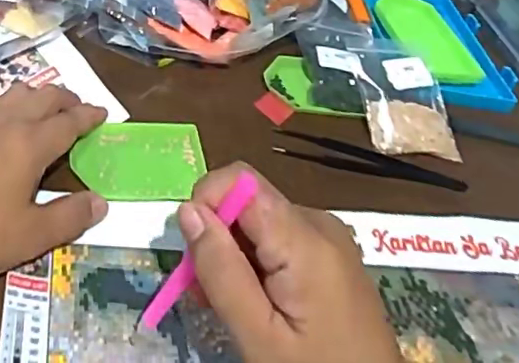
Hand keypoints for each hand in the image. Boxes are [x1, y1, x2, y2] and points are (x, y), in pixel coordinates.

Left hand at [0, 83, 108, 289]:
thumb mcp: (33, 237)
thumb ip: (71, 216)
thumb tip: (101, 201)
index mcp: (29, 143)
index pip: (68, 121)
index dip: (89, 116)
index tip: (105, 113)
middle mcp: (8, 123)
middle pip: (45, 96)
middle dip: (69, 99)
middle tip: (83, 112)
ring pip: (21, 92)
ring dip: (43, 96)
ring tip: (53, 114)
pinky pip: (2, 102)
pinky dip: (21, 102)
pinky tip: (18, 125)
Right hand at [178, 164, 401, 362]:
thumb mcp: (261, 341)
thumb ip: (222, 271)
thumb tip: (186, 208)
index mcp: (306, 237)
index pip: (238, 179)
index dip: (206, 203)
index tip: (195, 255)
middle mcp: (318, 223)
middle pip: (246, 201)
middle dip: (216, 238)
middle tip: (205, 296)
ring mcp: (329, 240)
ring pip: (257, 222)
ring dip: (232, 255)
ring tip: (229, 310)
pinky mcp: (331, 258)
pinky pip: (278, 240)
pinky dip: (255, 264)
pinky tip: (255, 307)